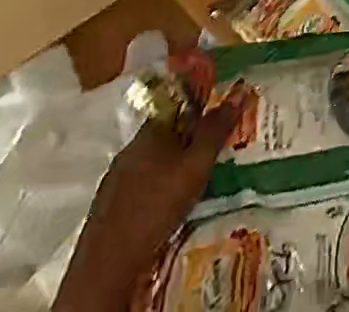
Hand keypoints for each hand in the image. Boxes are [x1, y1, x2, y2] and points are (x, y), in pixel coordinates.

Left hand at [54, 88, 245, 311]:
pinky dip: (157, 189)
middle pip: (165, 135)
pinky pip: (141, 184)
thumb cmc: (158, 203)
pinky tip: (167, 206)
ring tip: (193, 184)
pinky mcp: (111, 201)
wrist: (111, 256)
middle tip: (211, 157)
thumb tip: (237, 93)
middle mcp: (131, 146)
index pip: (178, 108)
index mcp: (151, 130)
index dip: (199, 112)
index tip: (217, 123)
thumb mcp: (196, 165)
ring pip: (152, 162)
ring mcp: (118, 174)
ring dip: (171, 168)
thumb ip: (215, 131)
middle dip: (187, 142)